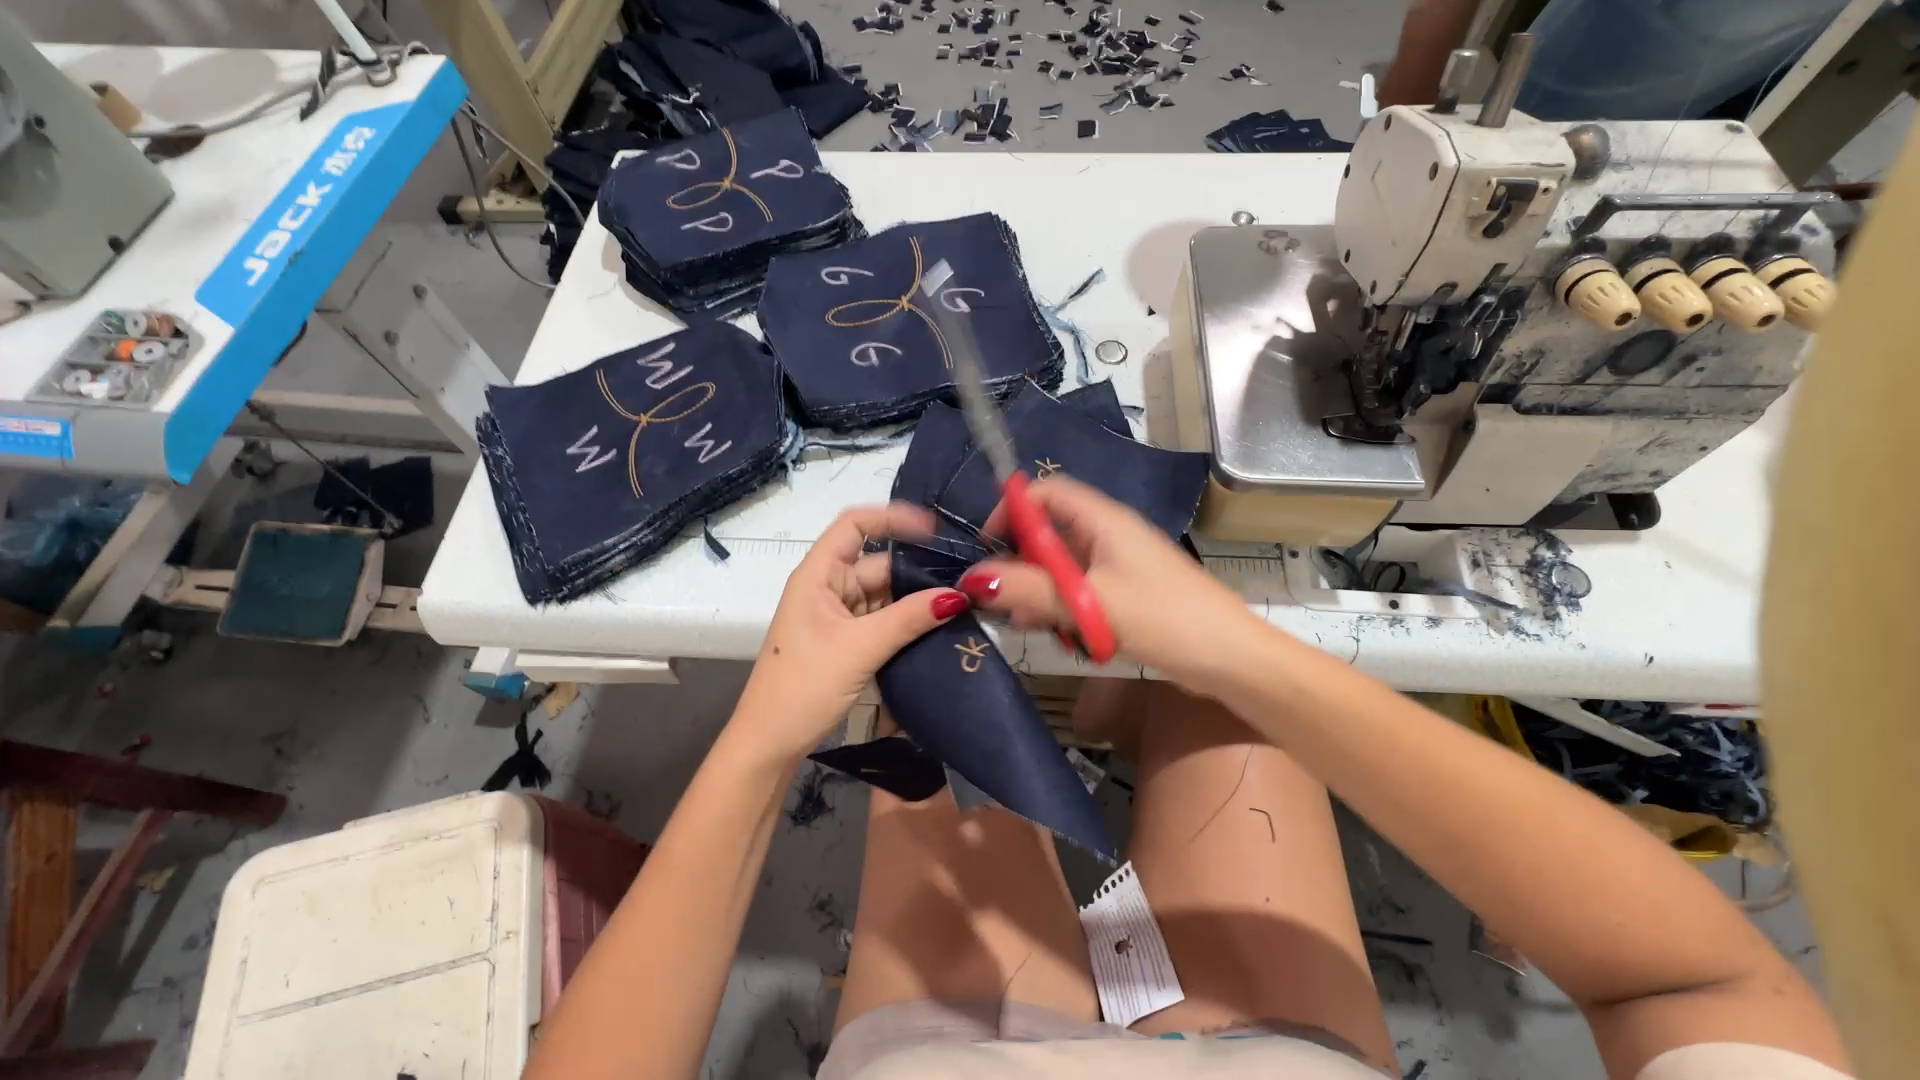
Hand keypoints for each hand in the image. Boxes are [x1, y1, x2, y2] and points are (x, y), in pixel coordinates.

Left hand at [730, 503, 970, 764]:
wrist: (770, 743)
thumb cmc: (803, 687)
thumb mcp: (859, 649)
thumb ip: (908, 619)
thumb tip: (957, 595)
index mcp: (818, 575)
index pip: (854, 525)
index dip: (891, 518)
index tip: (933, 529)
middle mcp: (828, 588)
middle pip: (878, 563)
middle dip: (917, 569)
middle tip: (966, 579)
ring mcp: (838, 616)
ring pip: (885, 594)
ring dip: (917, 598)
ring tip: (963, 602)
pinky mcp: (847, 642)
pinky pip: (883, 620)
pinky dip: (908, 622)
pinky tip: (940, 627)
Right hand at [956, 475, 1260, 688]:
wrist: (1230, 658)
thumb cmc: (1164, 619)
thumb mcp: (1090, 604)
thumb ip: (1030, 590)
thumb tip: (972, 579)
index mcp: (1104, 521)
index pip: (1047, 493)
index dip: (1013, 511)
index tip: (989, 547)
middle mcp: (1109, 536)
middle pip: (1050, 532)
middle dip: (1021, 562)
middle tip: (1002, 599)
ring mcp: (1119, 566)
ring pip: (1063, 567)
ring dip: (1039, 591)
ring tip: (1025, 623)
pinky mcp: (1126, 595)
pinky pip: (1081, 592)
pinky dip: (1063, 608)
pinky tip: (1056, 634)